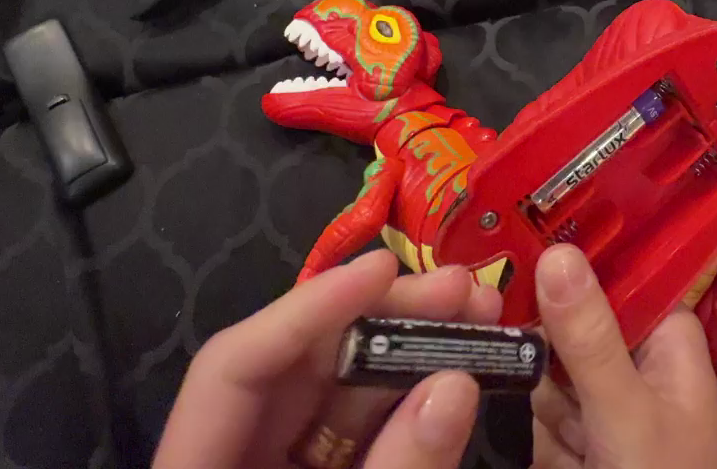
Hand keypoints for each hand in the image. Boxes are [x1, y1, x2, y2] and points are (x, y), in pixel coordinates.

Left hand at [154, 250, 501, 468]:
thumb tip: (459, 381)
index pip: (235, 366)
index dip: (308, 308)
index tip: (384, 268)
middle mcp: (237, 455)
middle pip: (303, 364)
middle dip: (389, 316)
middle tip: (464, 287)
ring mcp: (286, 465)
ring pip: (347, 391)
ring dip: (417, 348)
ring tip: (482, 311)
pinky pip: (370, 427)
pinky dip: (417, 395)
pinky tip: (465, 362)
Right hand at [528, 245, 716, 468]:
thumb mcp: (629, 412)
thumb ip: (590, 338)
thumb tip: (556, 250)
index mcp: (664, 331)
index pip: (608, 274)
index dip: (559, 265)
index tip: (506, 254)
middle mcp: (635, 355)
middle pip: (568, 324)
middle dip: (537, 344)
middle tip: (498, 343)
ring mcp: (606, 403)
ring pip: (548, 376)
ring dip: (533, 398)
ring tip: (562, 430)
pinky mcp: (583, 442)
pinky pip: (544, 421)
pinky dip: (540, 438)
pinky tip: (561, 455)